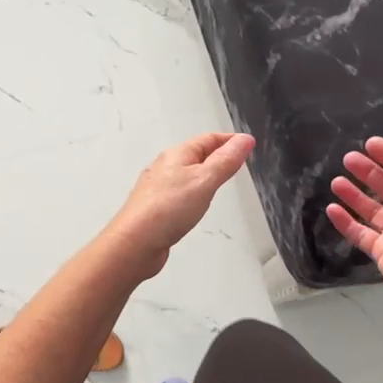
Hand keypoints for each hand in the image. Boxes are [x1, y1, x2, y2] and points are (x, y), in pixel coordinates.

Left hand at [108, 132, 254, 277]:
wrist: (135, 243)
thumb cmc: (168, 208)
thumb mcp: (205, 180)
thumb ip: (226, 161)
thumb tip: (245, 140)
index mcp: (177, 154)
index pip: (209, 139)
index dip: (230, 140)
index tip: (247, 144)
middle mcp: (165, 167)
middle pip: (196, 154)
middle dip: (217, 154)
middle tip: (236, 160)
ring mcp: (158, 188)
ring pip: (186, 173)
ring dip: (205, 173)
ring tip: (220, 179)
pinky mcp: (156, 208)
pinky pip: (179, 192)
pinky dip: (193, 191)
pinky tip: (196, 202)